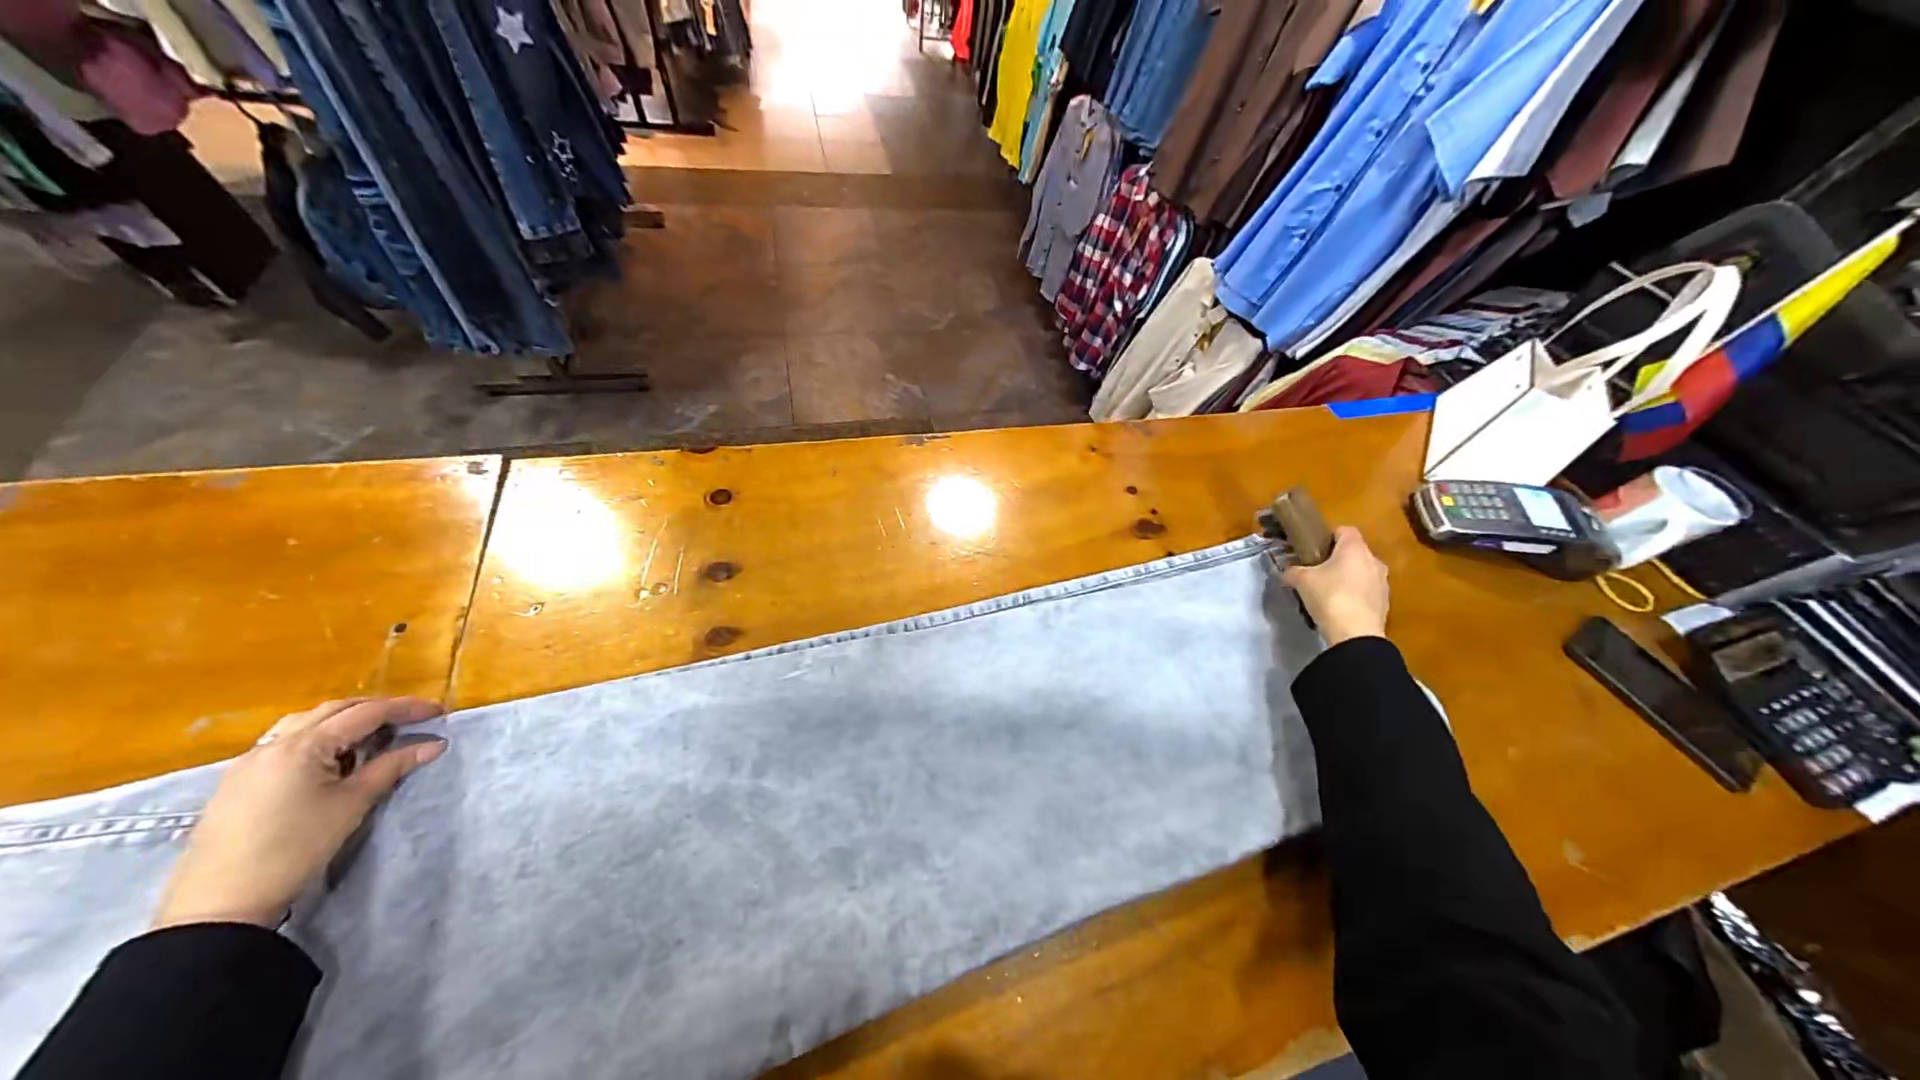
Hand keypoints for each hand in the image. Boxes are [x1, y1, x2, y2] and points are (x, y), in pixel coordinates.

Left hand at [153, 697, 447, 929]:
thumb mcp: (353, 804)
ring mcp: (249, 761)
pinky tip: (332, 758)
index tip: (439, 712)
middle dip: (378, 709)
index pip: (366, 713)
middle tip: (413, 719)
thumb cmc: (295, 849)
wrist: (221, 902)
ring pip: (307, 722)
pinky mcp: (238, 780)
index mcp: (303, 746)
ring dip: (346, 720)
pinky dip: (320, 737)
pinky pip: (286, 741)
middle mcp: (273, 744)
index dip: (406, 708)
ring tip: (375, 735)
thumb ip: (392, 767)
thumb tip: (434, 745)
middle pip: (335, 710)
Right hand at [1281, 526, 1389, 645]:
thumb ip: (1292, 571)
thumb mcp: (1302, 581)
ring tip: (1329, 591)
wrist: (1355, 633)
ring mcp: (1382, 581)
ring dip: (1348, 576)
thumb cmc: (1329, 596)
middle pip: (1355, 551)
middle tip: (1318, 570)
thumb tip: (1287, 571)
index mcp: (1355, 549)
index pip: (1345, 530)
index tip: (1315, 548)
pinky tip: (1340, 606)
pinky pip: (1367, 590)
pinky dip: (1355, 593)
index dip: (1329, 536)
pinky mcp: (1385, 601)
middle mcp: (1373, 560)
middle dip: (1338, 558)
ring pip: (1362, 571)